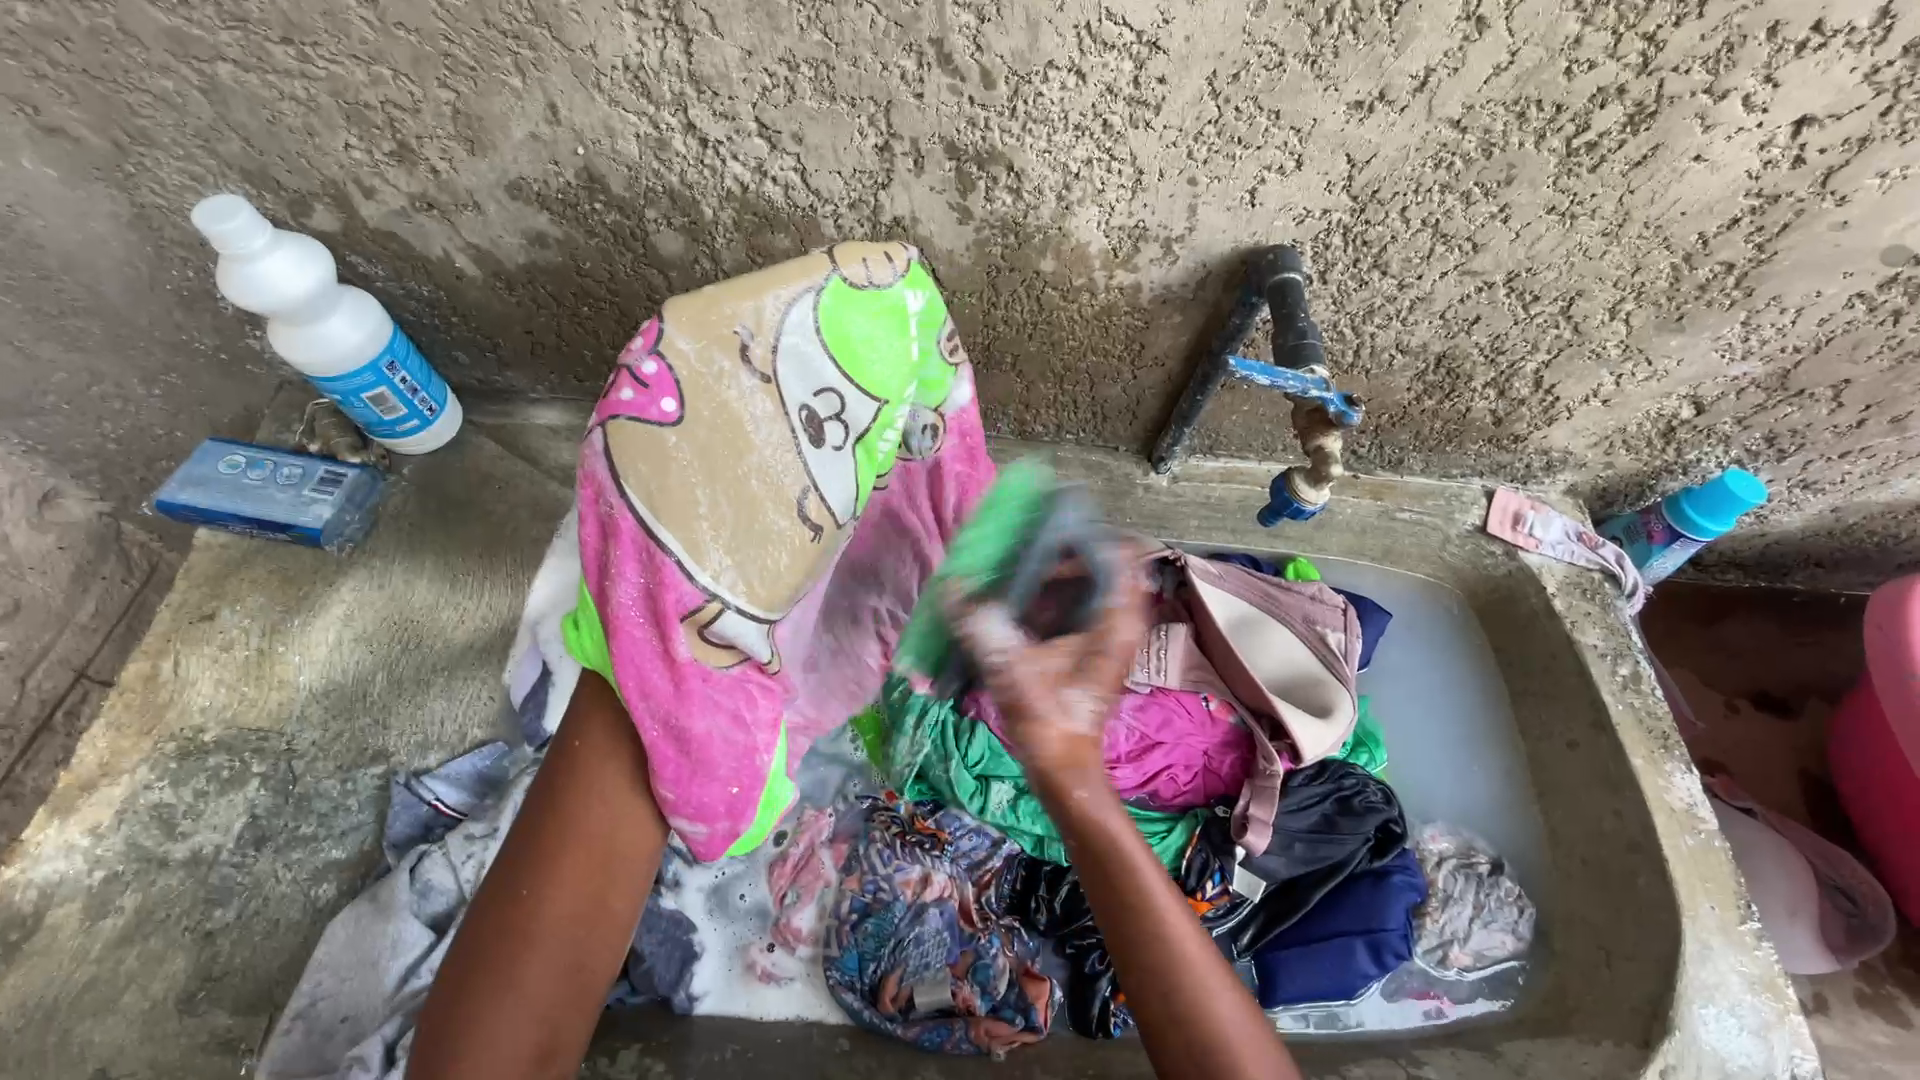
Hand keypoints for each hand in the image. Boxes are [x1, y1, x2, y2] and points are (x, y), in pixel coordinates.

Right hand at [944, 552, 1147, 777]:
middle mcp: (1120, 621)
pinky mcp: (1091, 646)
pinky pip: (1076, 604)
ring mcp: (1108, 634)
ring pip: (1087, 584)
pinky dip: (1050, 595)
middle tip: (1022, 550)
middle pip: (1100, 563)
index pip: (1118, 553)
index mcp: (1116, 620)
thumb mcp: (1010, 667)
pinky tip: (1016, 599)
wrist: (1060, 765)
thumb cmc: (1046, 717)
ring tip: (1014, 569)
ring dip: (1053, 574)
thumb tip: (951, 586)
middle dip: (1061, 552)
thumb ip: (980, 624)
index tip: (1047, 531)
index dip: (1085, 535)